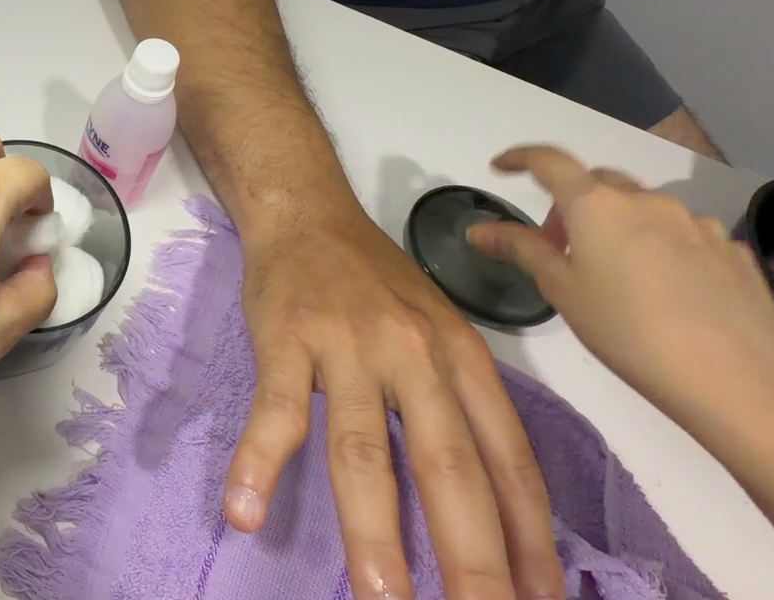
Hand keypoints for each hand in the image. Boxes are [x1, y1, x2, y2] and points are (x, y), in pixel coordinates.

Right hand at [227, 209, 563, 599]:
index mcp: (461, 355)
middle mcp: (413, 354)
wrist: (306, 212)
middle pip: (448, 467)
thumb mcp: (439, 325)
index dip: (530, 540)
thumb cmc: (373, 275)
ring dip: (374, 534)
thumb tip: (494, 496)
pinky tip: (243, 510)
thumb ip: (463, 399)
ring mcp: (346, 346)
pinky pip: (277, 408)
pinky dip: (258, 461)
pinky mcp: (286, 338)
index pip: (508, 460)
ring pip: (363, 450)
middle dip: (471, 561)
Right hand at [469, 146, 773, 426]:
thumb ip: (520, 249)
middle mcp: (647, 201)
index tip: (500, 168)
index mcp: (597, 204)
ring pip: (642, 209)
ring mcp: (697, 224)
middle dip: (570, 203)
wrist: (741, 383)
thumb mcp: (560, 290)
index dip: (520, 158)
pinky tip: (662, 290)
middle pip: (597, 183)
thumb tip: (477, 228)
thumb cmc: (628, 331)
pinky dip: (658, 246)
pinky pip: (681, 235)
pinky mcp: (732, 252)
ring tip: (612, 273)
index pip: (549, 161)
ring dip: (617, 225)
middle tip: (556, 244)